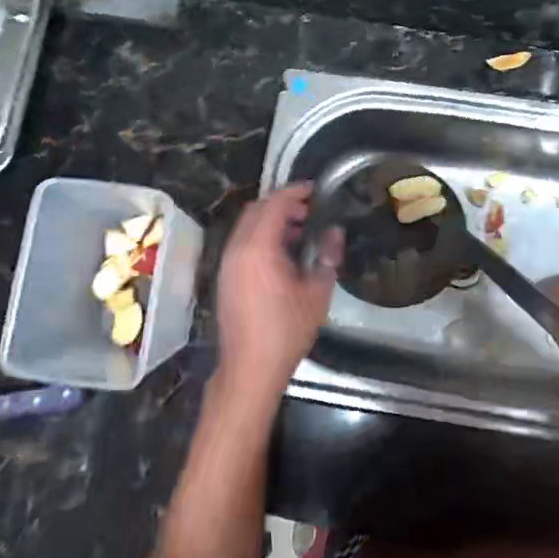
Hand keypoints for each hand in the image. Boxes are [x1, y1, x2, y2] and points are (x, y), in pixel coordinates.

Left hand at [214, 183, 342, 397]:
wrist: (250, 367)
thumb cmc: (286, 330)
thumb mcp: (317, 293)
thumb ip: (327, 257)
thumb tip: (334, 234)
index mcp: (258, 248)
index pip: (275, 204)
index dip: (295, 192)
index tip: (314, 190)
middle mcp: (236, 249)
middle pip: (256, 210)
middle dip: (282, 204)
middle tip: (309, 211)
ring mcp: (226, 263)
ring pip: (246, 227)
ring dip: (270, 221)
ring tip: (300, 232)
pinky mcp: (225, 278)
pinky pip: (241, 244)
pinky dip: (260, 238)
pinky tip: (282, 256)